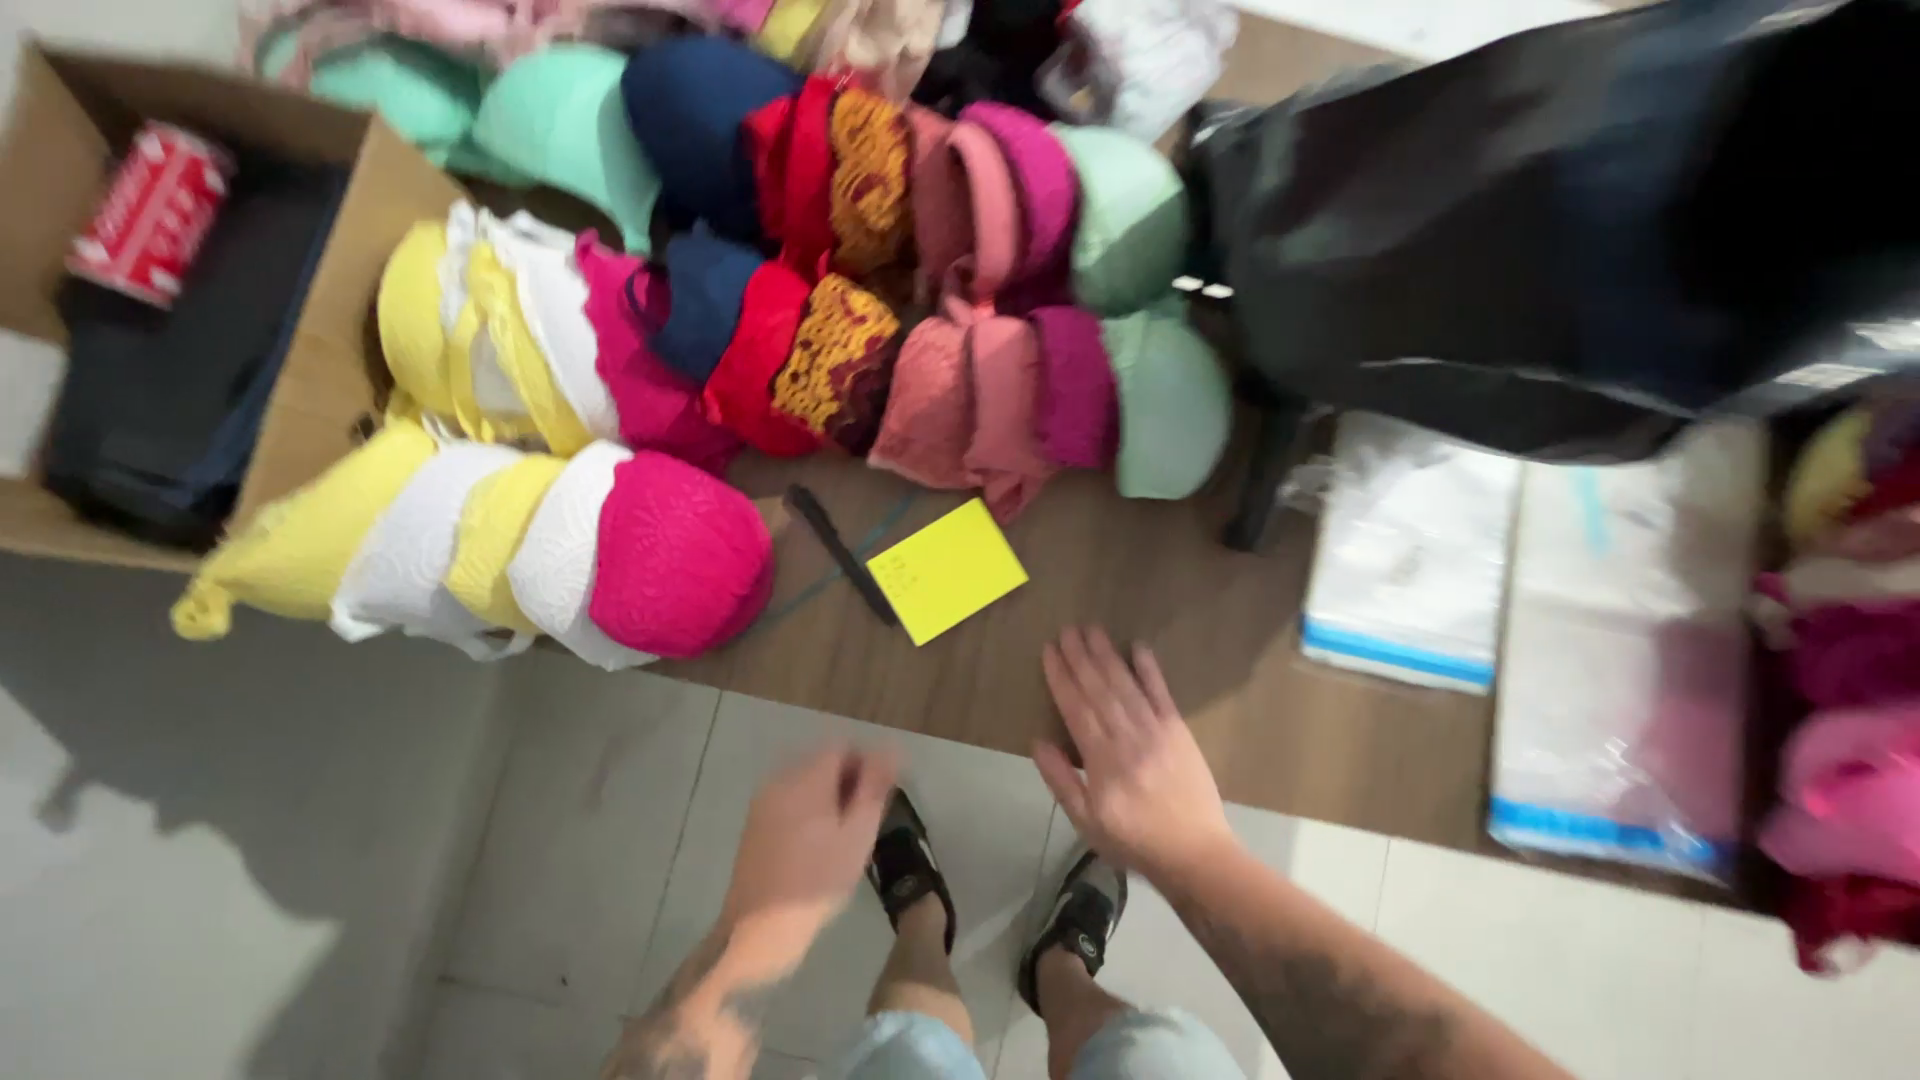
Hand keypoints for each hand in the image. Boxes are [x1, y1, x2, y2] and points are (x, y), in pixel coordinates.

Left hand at [720, 742, 899, 976]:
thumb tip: (890, 749)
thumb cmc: (817, 881)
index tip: (880, 797)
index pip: (842, 747)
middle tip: (866, 820)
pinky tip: (819, 846)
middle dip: (849, 782)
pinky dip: (810, 811)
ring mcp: (763, 803)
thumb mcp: (858, 834)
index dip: (866, 764)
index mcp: (805, 779)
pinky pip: (791, 802)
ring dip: (831, 797)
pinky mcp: (756, 825)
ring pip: (807, 783)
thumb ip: (874, 787)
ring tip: (846, 836)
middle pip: (823, 762)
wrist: (760, 930)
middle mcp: (780, 781)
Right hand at [1034, 627, 1236, 882]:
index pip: (1076, 708)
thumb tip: (1038, 742)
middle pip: (1099, 689)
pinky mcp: (1179, 731)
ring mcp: (1156, 731)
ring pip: (1126, 685)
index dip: (1061, 678)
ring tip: (1092, 630)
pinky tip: (1137, 648)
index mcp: (1102, 760)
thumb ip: (1062, 780)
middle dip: (1080, 657)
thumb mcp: (1087, 821)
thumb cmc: (1134, 841)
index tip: (1049, 651)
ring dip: (1107, 655)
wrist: (1195, 854)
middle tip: (1066, 629)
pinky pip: (1161, 694)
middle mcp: (1128, 737)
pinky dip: (1149, 670)